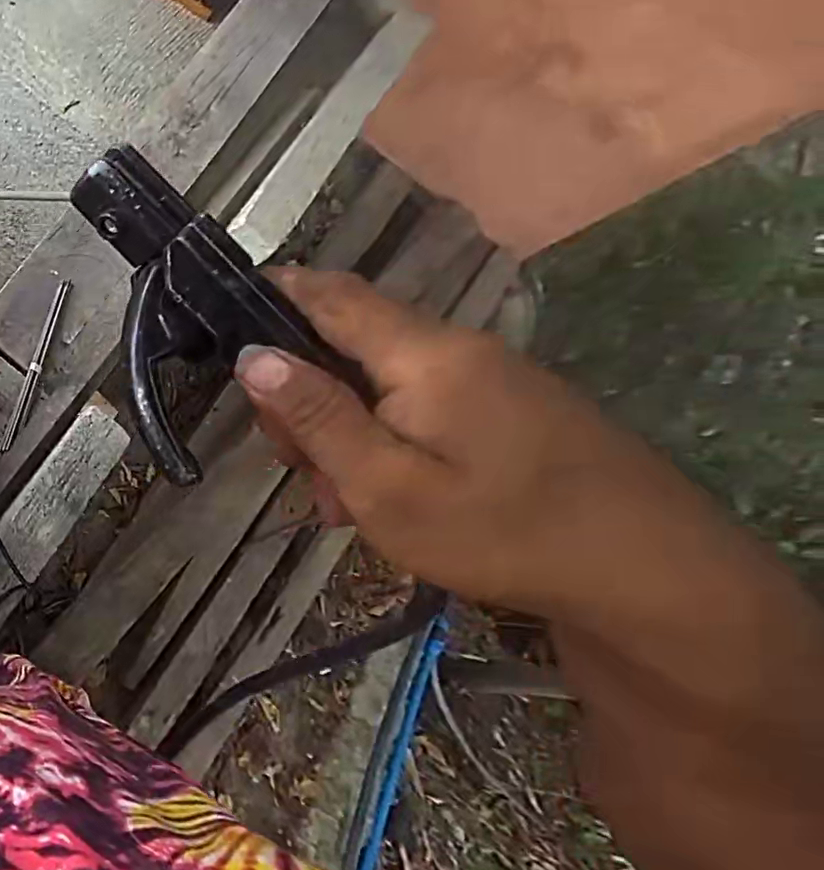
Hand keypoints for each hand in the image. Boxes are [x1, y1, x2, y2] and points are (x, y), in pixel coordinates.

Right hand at [235, 267, 720, 620]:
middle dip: (300, 401)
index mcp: (425, 357)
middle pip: (345, 349)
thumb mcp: (381, 483)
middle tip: (294, 469)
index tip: (222, 314)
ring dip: (335, 435)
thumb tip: (252, 356)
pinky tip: (375, 496)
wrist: (646, 576)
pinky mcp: (497, 409)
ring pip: (371, 387)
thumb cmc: (497, 532)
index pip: (334, 298)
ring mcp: (482, 380)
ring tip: (341, 502)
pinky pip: (408, 410)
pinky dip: (373, 445)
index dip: (276, 293)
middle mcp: (455, 352)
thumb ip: (316, 416)